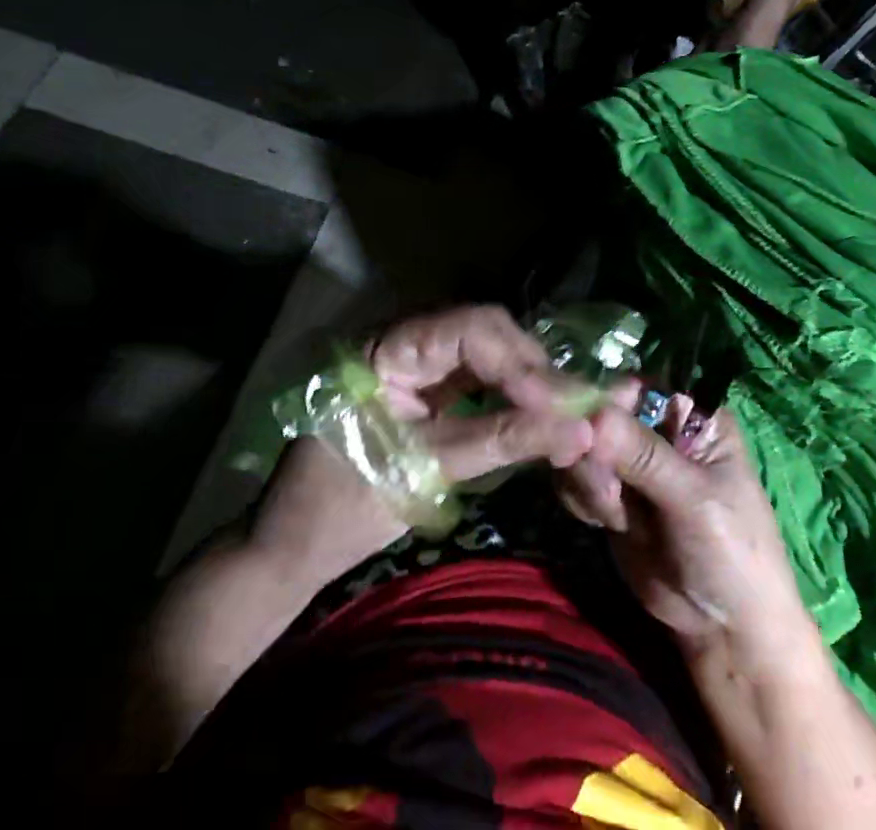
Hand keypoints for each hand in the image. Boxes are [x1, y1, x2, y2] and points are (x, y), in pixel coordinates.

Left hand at [248, 306, 593, 590]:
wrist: (293, 545)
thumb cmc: (336, 508)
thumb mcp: (418, 471)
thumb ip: (498, 443)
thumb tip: (579, 431)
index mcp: (384, 348)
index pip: (468, 330)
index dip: (521, 363)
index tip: (562, 408)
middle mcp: (406, 343)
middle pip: (490, 337)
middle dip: (538, 374)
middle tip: (581, 415)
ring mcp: (421, 367)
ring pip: (496, 359)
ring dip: (537, 388)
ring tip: (575, 420)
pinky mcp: (434, 393)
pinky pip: (488, 385)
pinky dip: (521, 404)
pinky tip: (548, 423)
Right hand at [559, 391, 814, 656]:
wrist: (722, 628)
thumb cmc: (731, 554)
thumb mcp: (693, 500)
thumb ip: (644, 457)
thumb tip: (595, 415)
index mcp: (692, 416)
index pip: (636, 386)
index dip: (604, 399)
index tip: (585, 430)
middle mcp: (658, 430)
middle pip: (598, 413)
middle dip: (591, 450)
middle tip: (608, 493)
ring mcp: (629, 463)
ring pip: (579, 446)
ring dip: (586, 480)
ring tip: (614, 516)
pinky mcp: (608, 494)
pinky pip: (574, 478)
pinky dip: (580, 499)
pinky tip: (604, 523)